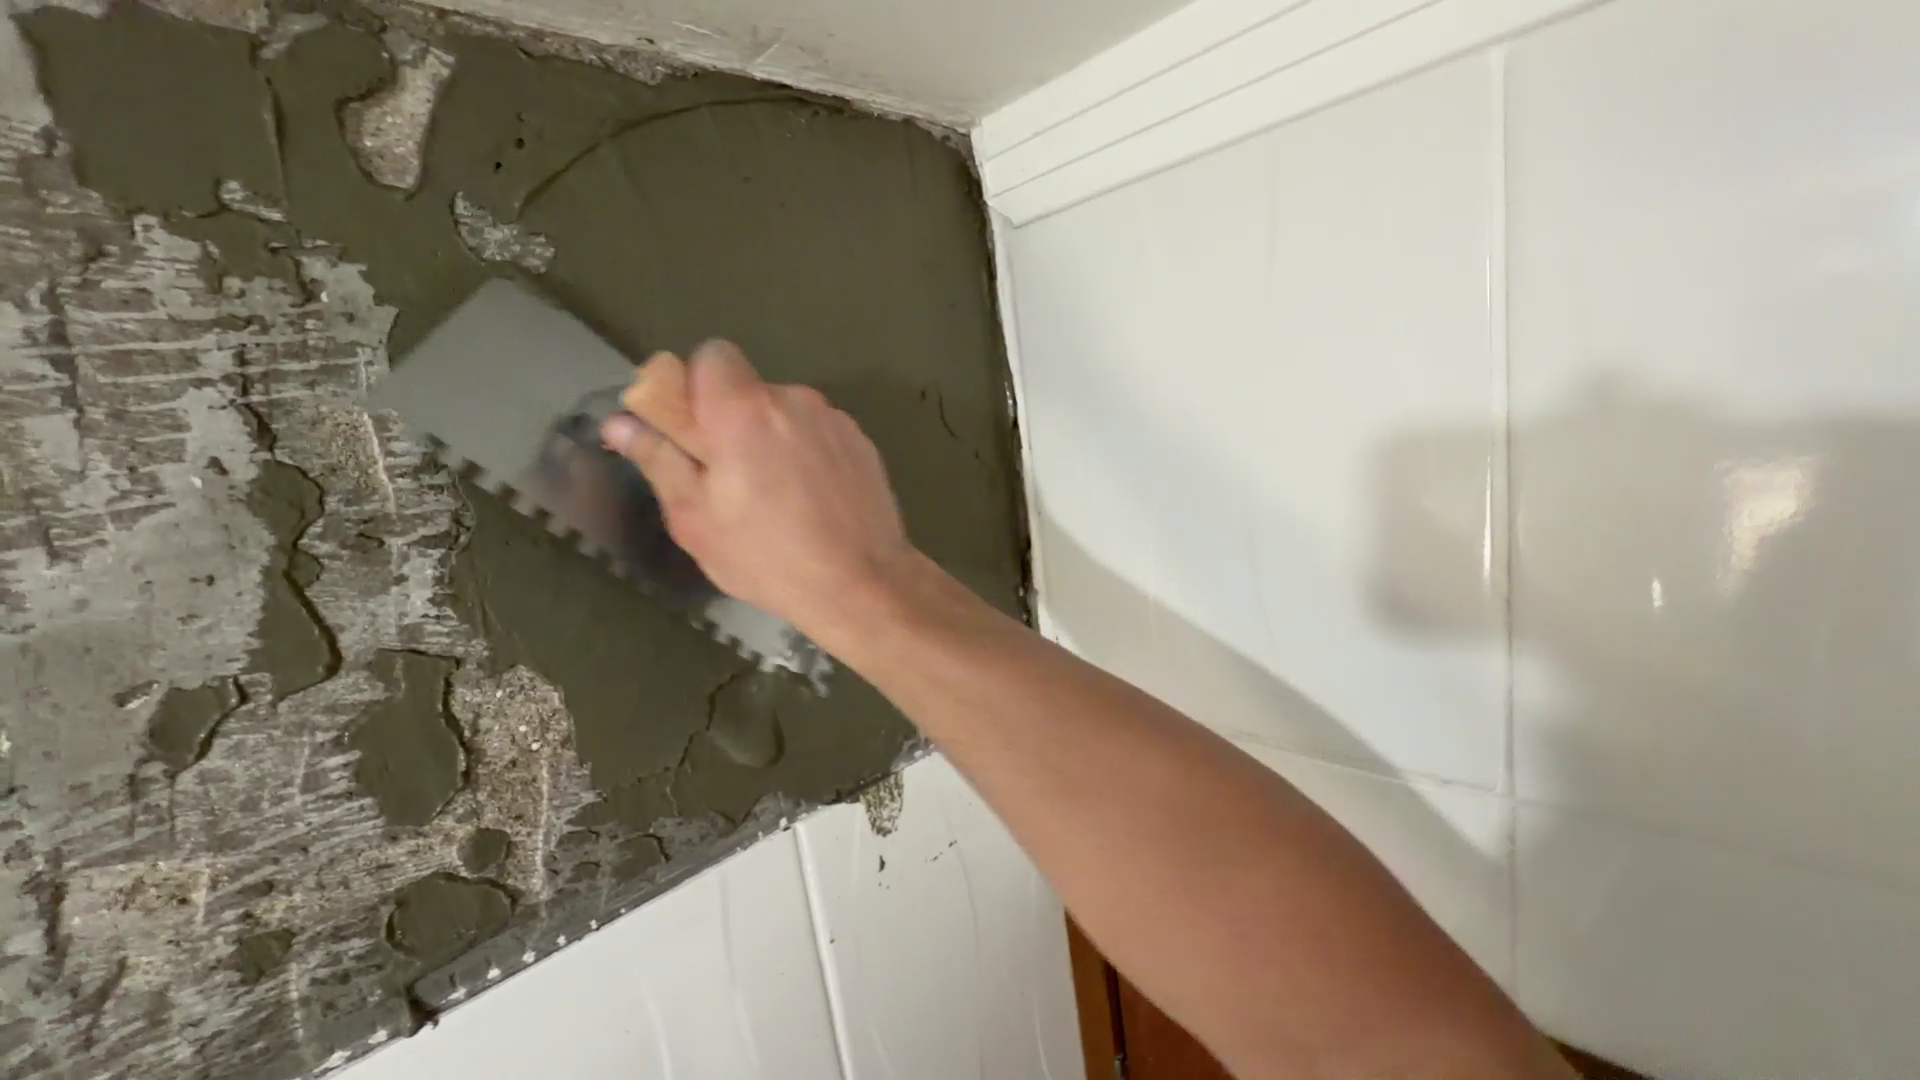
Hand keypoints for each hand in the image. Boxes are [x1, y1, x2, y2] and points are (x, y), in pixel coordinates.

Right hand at [600, 341, 920, 643]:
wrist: (861, 583)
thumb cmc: (767, 557)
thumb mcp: (696, 519)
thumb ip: (659, 461)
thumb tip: (620, 424)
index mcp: (743, 409)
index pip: (712, 355)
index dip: (696, 385)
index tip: (692, 429)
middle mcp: (793, 399)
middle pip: (749, 389)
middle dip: (732, 420)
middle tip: (729, 477)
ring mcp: (834, 419)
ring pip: (786, 413)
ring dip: (771, 438)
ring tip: (775, 498)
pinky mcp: (862, 442)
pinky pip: (818, 433)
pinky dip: (806, 453)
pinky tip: (812, 501)